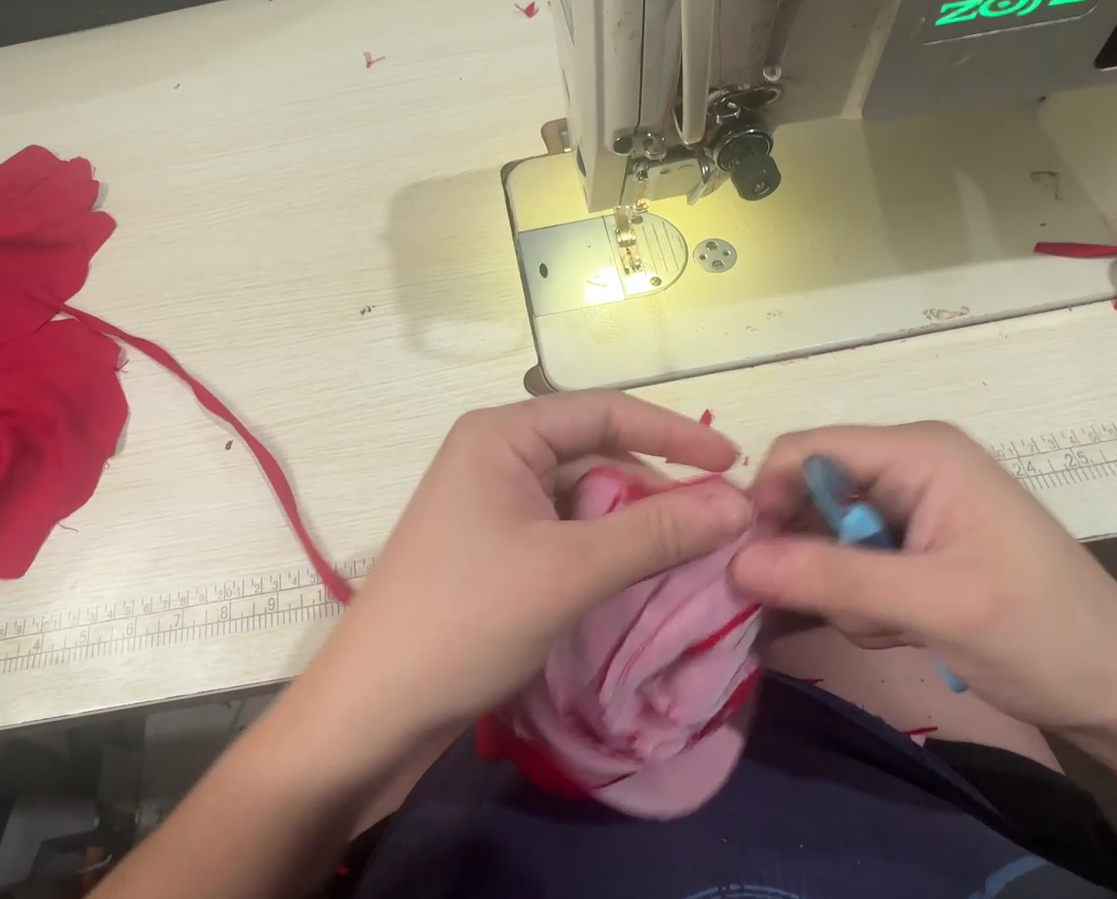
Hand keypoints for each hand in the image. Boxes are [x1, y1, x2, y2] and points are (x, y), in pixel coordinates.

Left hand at [298, 391, 752, 750]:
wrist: (377, 704)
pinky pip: (563, 528)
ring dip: (634, 522)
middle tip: (719, 527)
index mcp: (502, 434)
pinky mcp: (492, 543)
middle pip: (596, 453)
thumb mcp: (570, 570)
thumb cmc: (466, 620)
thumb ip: (657, 532)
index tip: (735, 464)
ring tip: (689, 555)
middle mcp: (495, 454)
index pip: (605, 411)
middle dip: (656, 487)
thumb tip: (740, 504)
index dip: (675, 433)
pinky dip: (604, 547)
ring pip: (583, 495)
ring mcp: (490, 500)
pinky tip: (638, 573)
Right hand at [728, 422, 1116, 731]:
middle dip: (810, 556)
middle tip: (842, 609)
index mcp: (919, 452)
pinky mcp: (909, 544)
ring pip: (820, 535)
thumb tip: (735, 562)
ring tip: (889, 626)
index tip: (754, 564)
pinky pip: (845, 562)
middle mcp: (906, 467)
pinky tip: (897, 629)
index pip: (803, 450)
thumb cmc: (1045, 635)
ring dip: (837, 588)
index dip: (769, 500)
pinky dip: (854, 601)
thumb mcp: (936, 605)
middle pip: (807, 494)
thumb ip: (832, 577)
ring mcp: (908, 507)